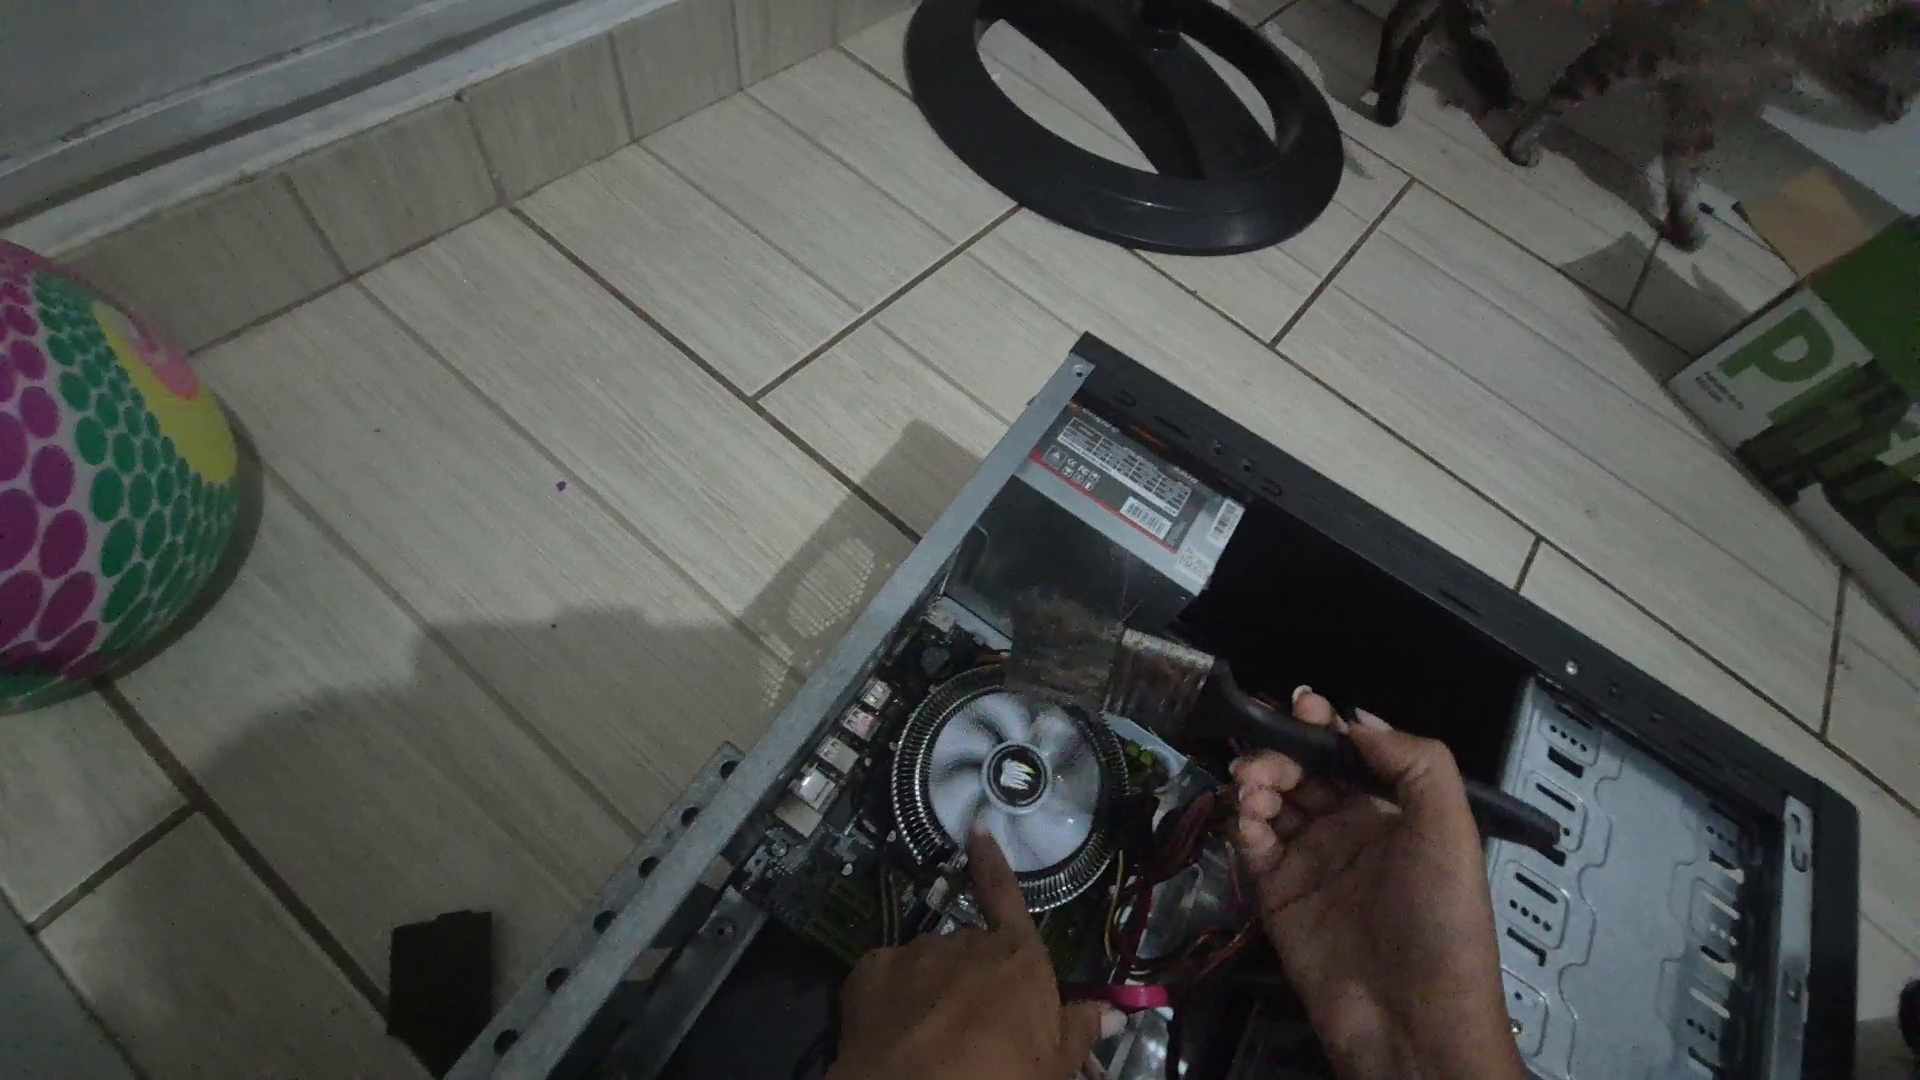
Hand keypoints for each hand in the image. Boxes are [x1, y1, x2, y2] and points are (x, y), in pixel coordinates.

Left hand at [828, 825, 1118, 1079]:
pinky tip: (892, 1034)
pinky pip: (885, 978)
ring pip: (926, 965)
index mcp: (1014, 957)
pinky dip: (890, 1000)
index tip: (976, 828)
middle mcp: (965, 942)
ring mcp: (916, 952)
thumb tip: (1113, 1009)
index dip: (991, 862)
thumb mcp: (1054, 1065)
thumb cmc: (1004, 1077)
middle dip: (967, 978)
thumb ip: (1078, 1029)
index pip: (1005, 895)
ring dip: (929, 991)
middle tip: (970, 1028)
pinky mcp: (872, 970)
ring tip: (929, 1043)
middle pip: (967, 950)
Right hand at [1231, 689, 1523, 1079]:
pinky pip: (1250, 842)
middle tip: (1262, 762)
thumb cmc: (1440, 922)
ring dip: (1255, 782)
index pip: (1347, 753)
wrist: (1410, 1021)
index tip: (1299, 705)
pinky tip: (1249, 822)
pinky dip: (1243, 823)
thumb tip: (1354, 719)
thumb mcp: (1451, 834)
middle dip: (1278, 754)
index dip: (1322, 726)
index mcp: (1389, 812)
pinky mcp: (1274, 889)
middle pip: (1299, 770)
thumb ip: (1415, 763)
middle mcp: (1345, 828)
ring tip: (1251, 791)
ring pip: (1270, 798)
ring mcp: (1307, 858)